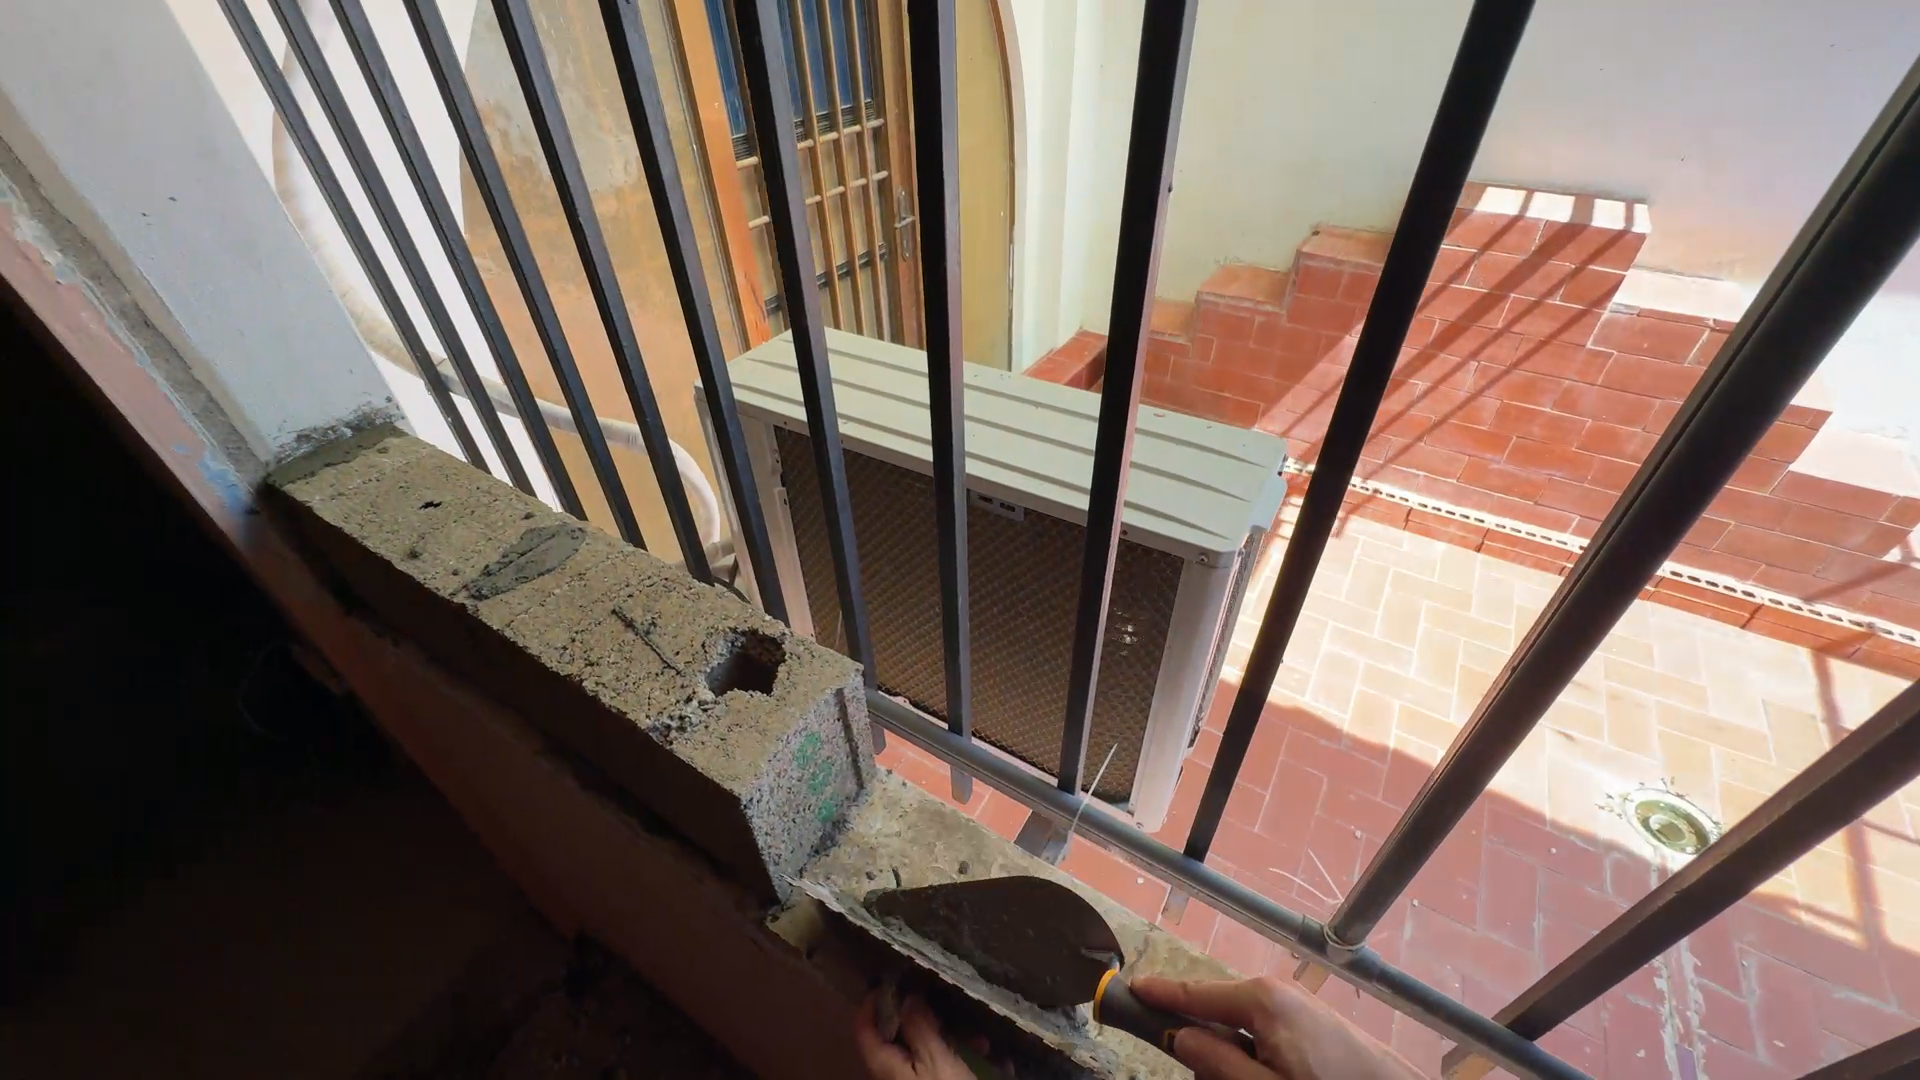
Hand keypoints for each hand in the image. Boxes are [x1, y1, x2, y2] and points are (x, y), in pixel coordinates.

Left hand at [853, 990, 975, 1079]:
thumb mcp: (935, 1061)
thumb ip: (920, 1027)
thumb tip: (908, 997)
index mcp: (884, 1067)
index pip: (863, 1029)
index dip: (872, 1002)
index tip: (893, 980)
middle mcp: (893, 1077)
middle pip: (896, 1037)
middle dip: (923, 1017)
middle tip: (945, 1003)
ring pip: (923, 1051)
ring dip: (948, 1038)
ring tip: (978, 1036)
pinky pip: (939, 1068)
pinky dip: (958, 1057)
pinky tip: (985, 1054)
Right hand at [1132, 975, 1424, 1079]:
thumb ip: (1220, 1063)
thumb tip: (1182, 1036)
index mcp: (1262, 1000)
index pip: (1195, 993)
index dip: (1159, 995)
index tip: (1129, 989)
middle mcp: (1277, 991)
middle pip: (1217, 1011)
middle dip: (1206, 1045)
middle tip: (1211, 1077)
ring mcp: (1299, 1005)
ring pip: (1243, 1027)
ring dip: (1236, 1058)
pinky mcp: (1316, 1024)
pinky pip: (1268, 1034)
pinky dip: (1258, 1057)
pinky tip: (1273, 1078)